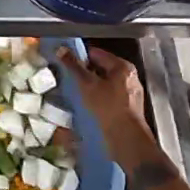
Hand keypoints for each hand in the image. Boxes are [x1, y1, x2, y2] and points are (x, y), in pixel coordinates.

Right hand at [62, 46, 157, 166]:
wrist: (127, 141)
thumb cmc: (108, 108)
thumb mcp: (87, 84)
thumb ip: (73, 66)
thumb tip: (61, 49)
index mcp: (123, 67)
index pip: (96, 53)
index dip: (79, 57)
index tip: (65, 64)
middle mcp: (129, 78)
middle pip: (100, 69)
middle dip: (84, 74)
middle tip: (67, 79)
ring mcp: (129, 94)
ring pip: (103, 85)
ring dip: (89, 88)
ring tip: (73, 94)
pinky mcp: (126, 110)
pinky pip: (107, 98)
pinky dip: (96, 99)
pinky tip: (85, 106)